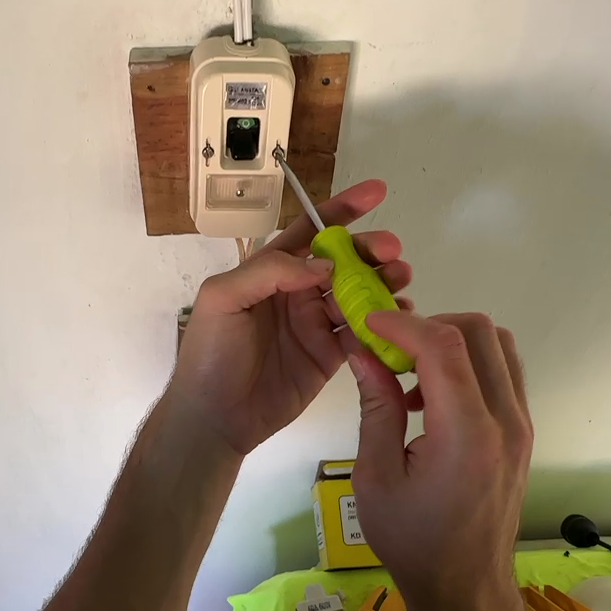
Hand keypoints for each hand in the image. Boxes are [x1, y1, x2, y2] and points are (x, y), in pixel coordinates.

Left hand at [166, 180, 412, 456]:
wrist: (214, 417)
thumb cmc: (210, 353)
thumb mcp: (223, 298)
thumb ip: (270, 272)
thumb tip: (326, 264)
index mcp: (269, 272)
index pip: (309, 232)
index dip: (341, 211)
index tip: (377, 192)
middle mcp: (295, 293)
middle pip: (342, 262)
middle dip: (370, 251)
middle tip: (394, 252)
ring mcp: (313, 325)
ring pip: (356, 294)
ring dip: (381, 283)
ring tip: (400, 280)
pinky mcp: (328, 357)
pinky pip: (361, 333)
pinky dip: (382, 322)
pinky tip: (399, 315)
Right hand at [345, 312, 531, 610]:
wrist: (464, 586)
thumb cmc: (412, 539)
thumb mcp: (376, 476)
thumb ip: (375, 408)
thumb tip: (363, 353)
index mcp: (467, 433)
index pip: (443, 346)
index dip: (401, 324)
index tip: (368, 324)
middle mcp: (506, 420)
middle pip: (479, 332)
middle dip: (428, 326)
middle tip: (390, 353)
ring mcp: (522, 424)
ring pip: (498, 345)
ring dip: (452, 344)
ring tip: (412, 378)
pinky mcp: (523, 432)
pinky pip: (503, 372)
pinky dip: (468, 365)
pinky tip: (434, 400)